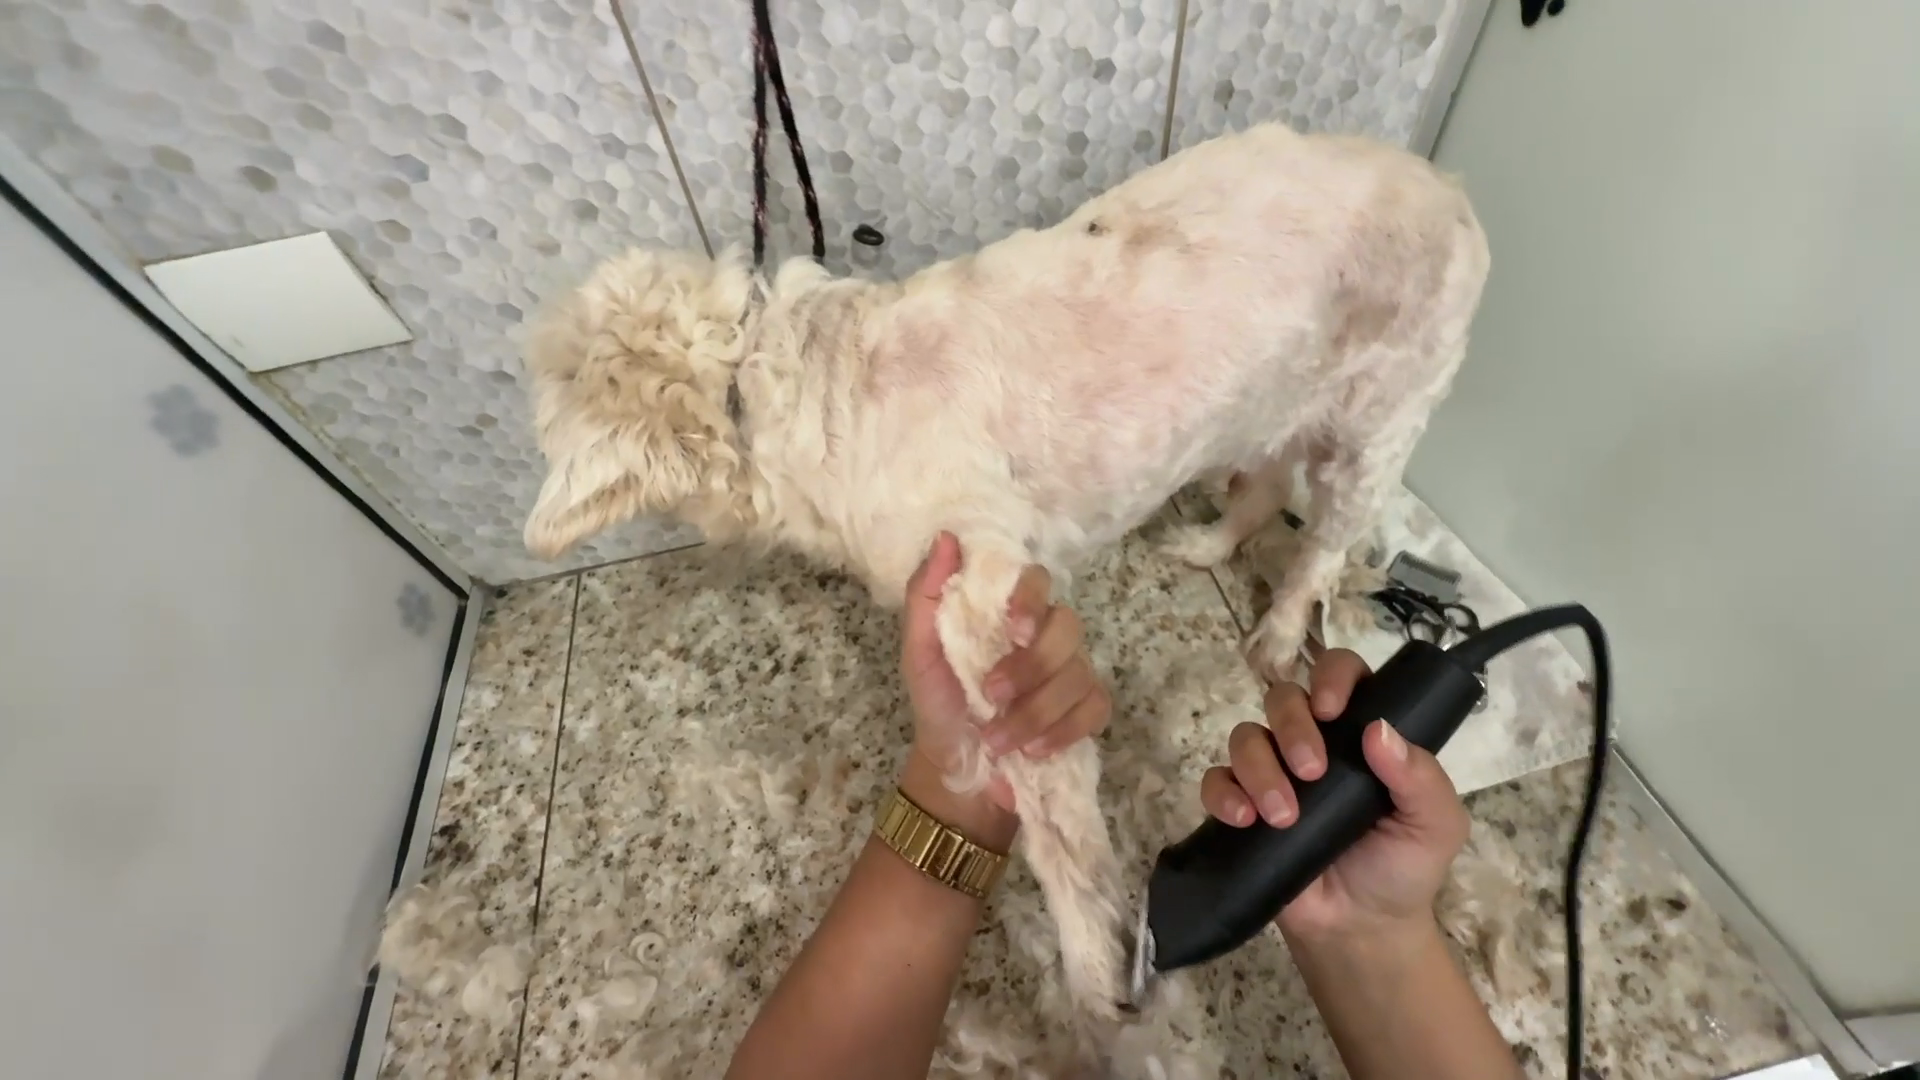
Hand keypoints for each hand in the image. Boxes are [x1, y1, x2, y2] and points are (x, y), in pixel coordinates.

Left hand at [899, 533, 1110, 812]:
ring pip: (1079, 674)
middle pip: (1067, 626)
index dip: (1032, 598)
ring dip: (1036, 711)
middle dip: (1032, 666)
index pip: (1038, 580)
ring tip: (999, 741)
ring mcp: (1071, 673)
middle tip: (993, 695)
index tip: (1013, 628)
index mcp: (1007, 614)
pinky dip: (1064, 731)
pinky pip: (1095, 708)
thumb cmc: (938, 703)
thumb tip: (946, 537)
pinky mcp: (1087, 711)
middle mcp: (1046, 636)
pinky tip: (1034, 751)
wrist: (954, 768)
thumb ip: (926, 595)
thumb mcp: (920, 652)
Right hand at [1199, 649, 1470, 940]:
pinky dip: (1223, 793)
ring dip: (1258, 768)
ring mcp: (1269, 768)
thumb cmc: (1401, 866)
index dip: (1331, 675)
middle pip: (1282, 697)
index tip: (1330, 707)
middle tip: (1311, 771)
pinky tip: (1243, 818)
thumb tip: (1378, 730)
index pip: (1339, 673)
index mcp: (1356, 731)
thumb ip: (1421, 779)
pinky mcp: (1238, 801)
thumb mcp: (1434, 826)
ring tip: (1282, 815)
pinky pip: (1215, 778)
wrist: (1360, 928)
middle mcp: (1308, 739)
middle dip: (1291, 727)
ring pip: (1245, 735)